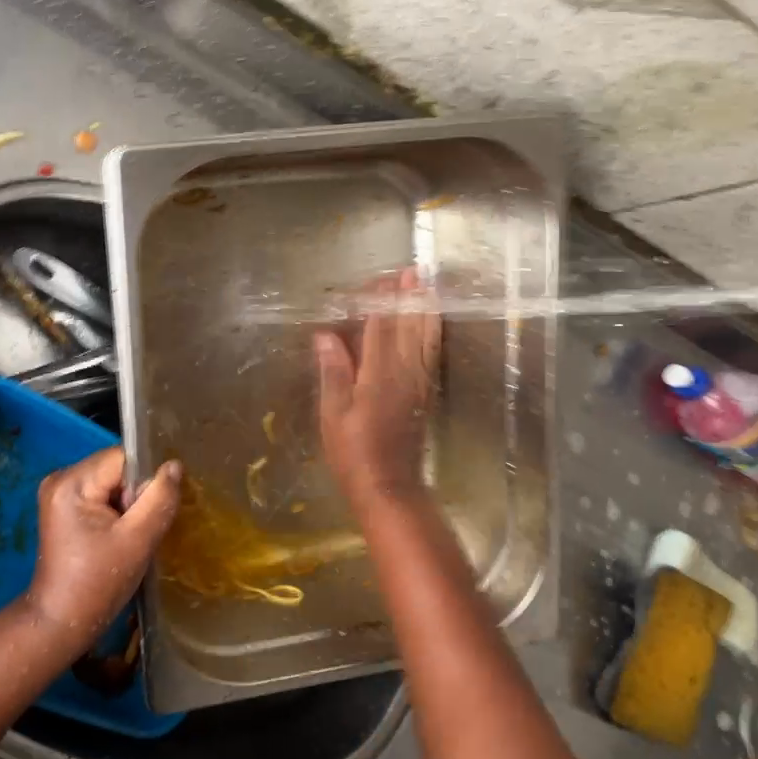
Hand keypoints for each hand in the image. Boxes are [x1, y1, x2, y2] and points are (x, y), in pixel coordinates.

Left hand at [23, 447, 181, 651]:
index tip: (148, 513)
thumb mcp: (137, 541)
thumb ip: (159, 500)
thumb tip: (174, 466)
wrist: (61, 620)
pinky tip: (115, 538)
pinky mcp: (63, 507)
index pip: (123, 458)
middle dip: (134, 494)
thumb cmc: (97, 584)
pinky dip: (114, 512)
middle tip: (137, 530)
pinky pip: (99, 495)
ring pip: (110, 482)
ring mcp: (59, 493)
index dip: (144, 481)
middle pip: (115, 468)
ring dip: (126, 505)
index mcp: (72, 481)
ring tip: (126, 537)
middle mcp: (61, 478)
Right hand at [313, 266, 441, 509]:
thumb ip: (333, 371)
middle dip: (409, 298)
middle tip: (413, 271)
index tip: (380, 279)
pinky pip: (430, 355)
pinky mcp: (423, 395)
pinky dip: (431, 334)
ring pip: (425, 339)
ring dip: (425, 311)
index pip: (380, 329)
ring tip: (426, 287)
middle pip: (408, 328)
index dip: (380, 302)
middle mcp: (403, 374)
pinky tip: (430, 325)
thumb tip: (326, 336)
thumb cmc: (352, 451)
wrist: (388, 486)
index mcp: (378, 375)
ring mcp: (417, 384)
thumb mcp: (333, 413)